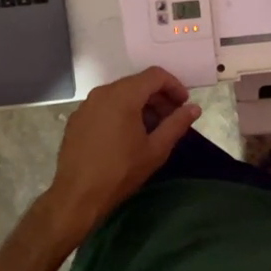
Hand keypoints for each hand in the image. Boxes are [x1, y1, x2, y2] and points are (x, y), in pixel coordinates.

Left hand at [35, 67, 200, 243]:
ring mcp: (86, 105)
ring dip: (140, 105)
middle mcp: (102, 92)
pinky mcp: (76, 119)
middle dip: (158, 97)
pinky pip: (104, 106)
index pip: (155, 75)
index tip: (183, 105)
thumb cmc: (121, 171)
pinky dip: (120, 112)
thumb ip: (177, 124)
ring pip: (119, 94)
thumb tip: (194, 108)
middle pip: (136, 83)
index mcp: (123, 95)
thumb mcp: (156, 149)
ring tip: (151, 129)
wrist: (77, 194)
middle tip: (171, 119)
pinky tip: (126, 136)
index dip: (174, 86)